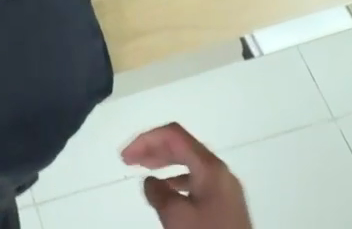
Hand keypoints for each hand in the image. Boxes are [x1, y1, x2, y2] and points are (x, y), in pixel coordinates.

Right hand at [122, 124, 251, 228]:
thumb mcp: (176, 216)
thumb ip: (158, 193)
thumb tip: (151, 182)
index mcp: (210, 166)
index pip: (173, 135)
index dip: (145, 139)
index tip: (125, 157)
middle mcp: (219, 171)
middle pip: (181, 145)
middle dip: (153, 148)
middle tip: (129, 160)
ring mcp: (225, 187)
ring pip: (189, 162)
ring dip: (164, 162)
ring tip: (145, 171)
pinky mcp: (226, 204)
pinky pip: (197, 179)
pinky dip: (177, 179)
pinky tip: (167, 191)